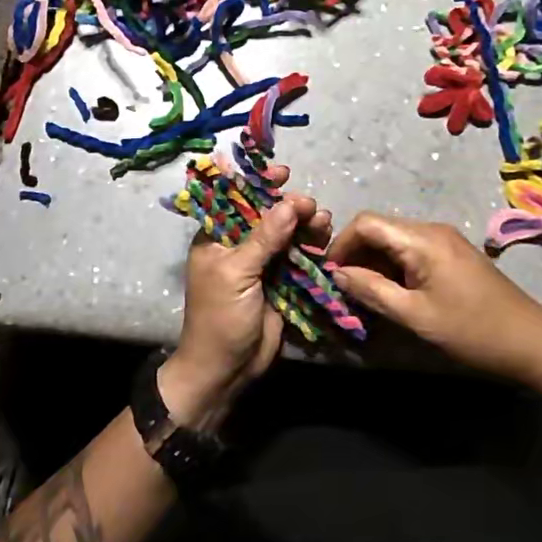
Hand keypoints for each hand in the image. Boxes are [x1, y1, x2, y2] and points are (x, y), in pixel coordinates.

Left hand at [168, 165, 329, 428]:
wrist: (226, 369)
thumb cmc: (219, 317)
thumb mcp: (236, 274)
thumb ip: (263, 239)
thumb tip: (288, 203)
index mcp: (216, 238)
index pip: (235, 199)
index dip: (257, 183)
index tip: (282, 172)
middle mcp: (238, 246)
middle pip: (267, 215)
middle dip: (289, 206)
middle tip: (310, 207)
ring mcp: (260, 264)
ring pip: (286, 235)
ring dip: (305, 225)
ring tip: (323, 221)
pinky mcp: (280, 282)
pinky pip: (297, 258)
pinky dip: (311, 248)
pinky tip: (325, 240)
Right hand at [325, 212, 541, 389]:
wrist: (534, 343)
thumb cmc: (471, 331)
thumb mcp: (414, 315)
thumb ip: (371, 290)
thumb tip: (337, 273)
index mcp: (421, 239)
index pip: (365, 222)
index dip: (341, 244)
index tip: (329, 274)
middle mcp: (431, 230)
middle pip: (378, 229)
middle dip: (355, 254)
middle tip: (344, 288)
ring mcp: (444, 241)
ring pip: (393, 240)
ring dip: (373, 263)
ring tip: (364, 294)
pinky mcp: (452, 255)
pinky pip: (410, 251)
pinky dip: (393, 267)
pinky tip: (392, 293)